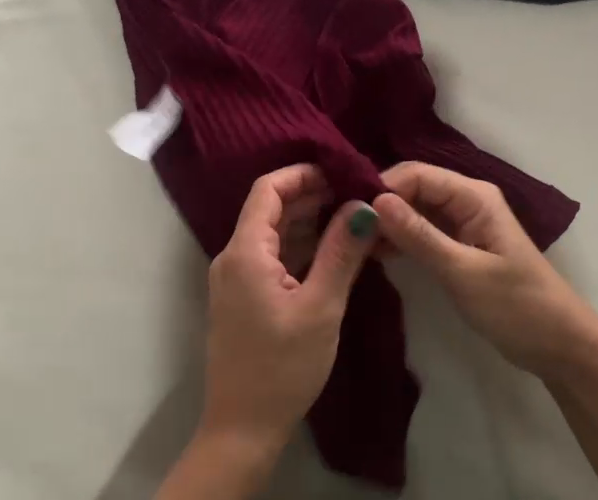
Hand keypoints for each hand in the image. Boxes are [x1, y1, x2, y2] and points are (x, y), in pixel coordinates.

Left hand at [200, 164, 379, 452]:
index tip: (340, 169)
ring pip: (273, 233)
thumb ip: (341, 253)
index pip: (268, 189)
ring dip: (309, 221)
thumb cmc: (282, 366)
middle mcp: (233, 256)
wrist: (242, 428)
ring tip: (352, 215)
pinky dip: (301, 247)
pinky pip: (272, 256)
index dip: (302, 173)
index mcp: (245, 251)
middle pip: (270, 208)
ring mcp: (236, 279)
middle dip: (311, 195)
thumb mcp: (320, 307)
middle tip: (356, 191)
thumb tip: (363, 205)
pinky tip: (333, 250)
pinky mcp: (244, 298)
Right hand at [373, 162, 594, 377]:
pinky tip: (377, 254)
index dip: (383, 188)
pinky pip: (421, 230)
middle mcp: (466, 200)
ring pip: (414, 209)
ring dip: (388, 222)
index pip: (416, 174)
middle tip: (348, 230)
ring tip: (356, 243)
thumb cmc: (517, 306)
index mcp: (473, 196)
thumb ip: (419, 235)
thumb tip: (375, 201)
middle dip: (381, 204)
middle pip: (413, 187)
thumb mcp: (463, 272)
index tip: (351, 213)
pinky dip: (400, 239)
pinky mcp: (458, 246)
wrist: (560, 347)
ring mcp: (462, 223)